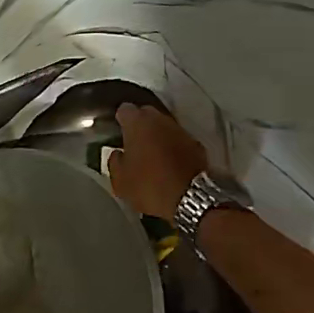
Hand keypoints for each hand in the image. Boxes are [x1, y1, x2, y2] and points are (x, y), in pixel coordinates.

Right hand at [108, 103, 208, 218]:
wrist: (194, 202)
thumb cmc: (150, 186)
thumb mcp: (120, 180)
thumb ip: (114, 161)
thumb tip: (118, 154)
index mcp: (136, 121)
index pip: (124, 110)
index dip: (120, 121)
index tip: (117, 134)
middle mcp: (159, 119)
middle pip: (146, 114)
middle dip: (140, 125)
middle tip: (135, 145)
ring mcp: (181, 131)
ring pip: (165, 127)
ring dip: (159, 137)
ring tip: (154, 156)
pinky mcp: (198, 146)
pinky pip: (180, 142)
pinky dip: (175, 149)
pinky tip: (172, 165)